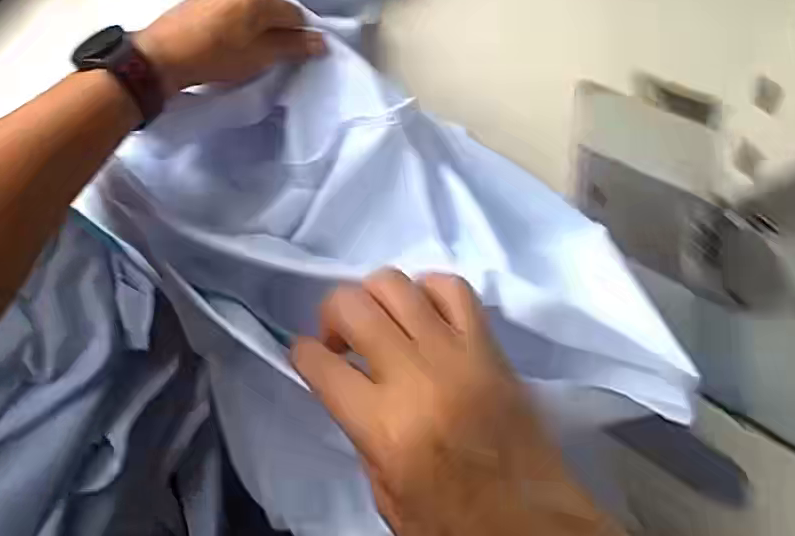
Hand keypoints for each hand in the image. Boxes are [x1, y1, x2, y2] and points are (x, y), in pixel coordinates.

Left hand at [134, 0, 324, 93]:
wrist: (158, 57)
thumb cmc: (212, 57)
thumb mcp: (258, 57)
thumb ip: (291, 46)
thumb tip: (320, 40)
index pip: (294, 13)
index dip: (298, 35)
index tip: (291, 54)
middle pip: (269, 7)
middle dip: (273, 28)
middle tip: (265, 55)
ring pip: (247, 6)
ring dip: (251, 25)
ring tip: (241, 50)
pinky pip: (226, 7)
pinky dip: (231, 22)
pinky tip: (222, 40)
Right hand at [291, 270, 623, 535]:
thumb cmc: (457, 525)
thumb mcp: (385, 492)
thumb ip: (356, 427)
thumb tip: (340, 379)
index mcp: (385, 426)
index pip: (314, 359)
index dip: (303, 355)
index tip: (312, 361)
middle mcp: (416, 379)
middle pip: (348, 304)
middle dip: (331, 316)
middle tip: (343, 342)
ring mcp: (457, 358)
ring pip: (392, 283)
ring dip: (373, 299)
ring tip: (383, 326)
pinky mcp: (491, 351)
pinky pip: (450, 287)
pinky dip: (428, 292)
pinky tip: (425, 317)